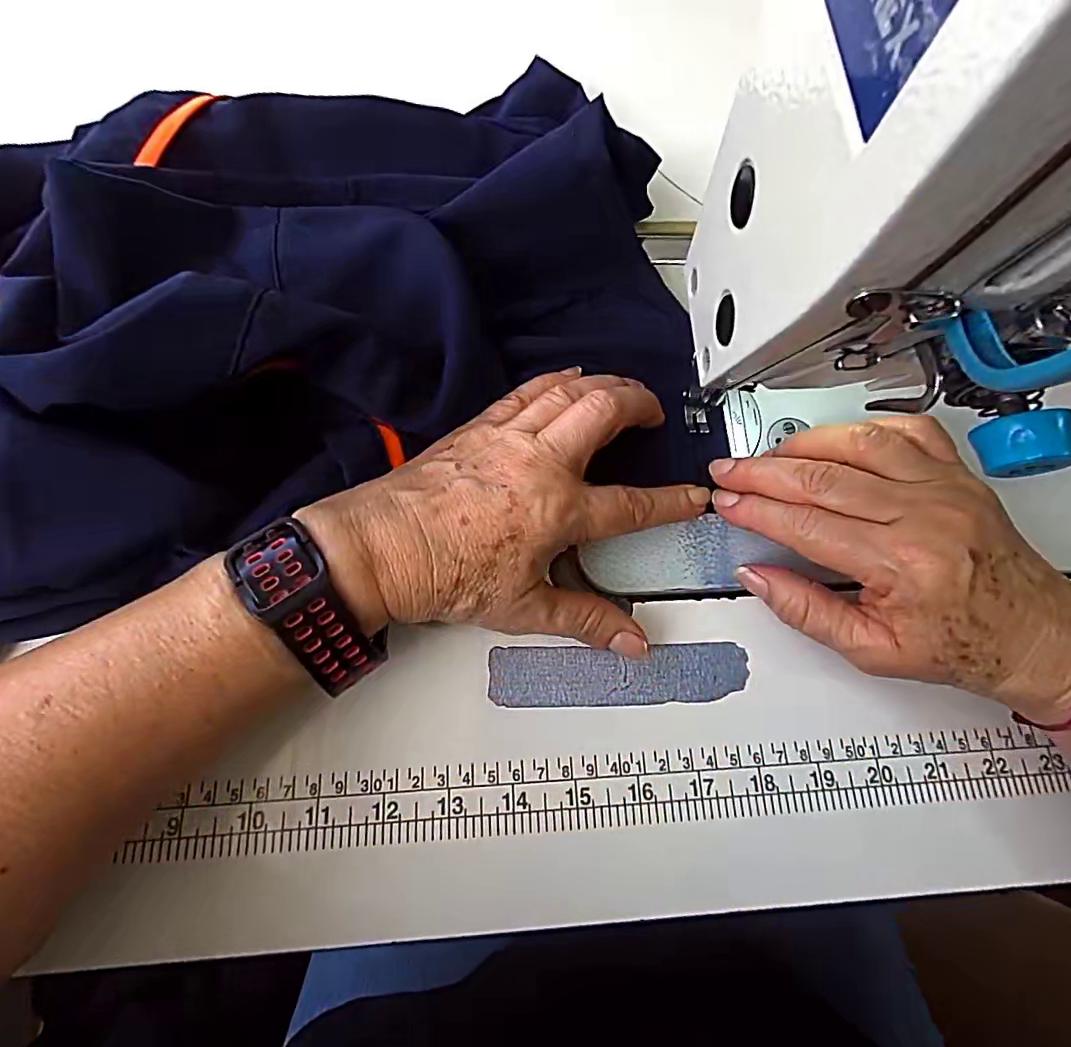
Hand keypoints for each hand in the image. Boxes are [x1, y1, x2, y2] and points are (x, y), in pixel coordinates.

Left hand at [297, 369, 709, 656]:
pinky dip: (552, 382)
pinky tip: (562, 382)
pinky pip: (524, 393)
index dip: (670, 501)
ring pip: (567, 391)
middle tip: (653, 413)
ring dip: (601, 384)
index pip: (631, 505)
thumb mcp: (520, 607)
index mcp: (556, 510)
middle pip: (605, 412)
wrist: (381, 548)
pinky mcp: (475, 430)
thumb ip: (582, 620)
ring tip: (618, 389)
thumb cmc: (442, 574)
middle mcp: (537, 462)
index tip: (690, 497)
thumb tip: (627, 640)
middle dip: (640, 403)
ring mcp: (504, 439)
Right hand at [705, 415, 1070, 721]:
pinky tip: (834, 439)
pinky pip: (909, 431)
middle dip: (761, 472)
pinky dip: (863, 428)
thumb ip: (804, 610)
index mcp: (900, 563)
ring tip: (768, 454)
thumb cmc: (963, 644)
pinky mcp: (959, 477)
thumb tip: (756, 575)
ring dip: (803, 444)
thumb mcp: (869, 649)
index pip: (804, 523)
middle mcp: (926, 516)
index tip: (726, 503)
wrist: (1038, 636)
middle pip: (822, 477)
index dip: (754, 509)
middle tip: (729, 471)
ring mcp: (946, 489)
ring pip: (860, 443)